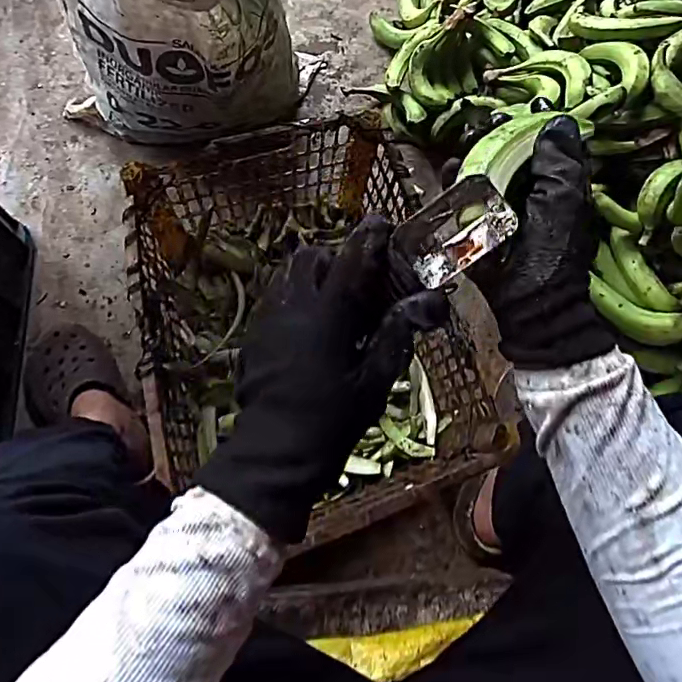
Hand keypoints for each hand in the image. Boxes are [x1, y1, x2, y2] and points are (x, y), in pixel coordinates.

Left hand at [195, 214, 447, 543]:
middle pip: (311, 257)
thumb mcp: (373, 381)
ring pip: (287, 275)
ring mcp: (267, 321)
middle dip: (336, 255)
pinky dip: (295, 295)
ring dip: (313, 273)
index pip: (349, 260)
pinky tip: (310, 324)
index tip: (383, 223)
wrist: (271, 458)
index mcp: (325, 316)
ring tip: (334, 296)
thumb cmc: (329, 423)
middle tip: (359, 275)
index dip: (368, 237)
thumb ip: (396, 334)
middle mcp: (292, 308)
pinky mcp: (253, 336)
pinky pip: (274, 298)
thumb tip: (428, 300)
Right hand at [471, 117, 614, 368]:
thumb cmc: (553, 252)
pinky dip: (455, 181)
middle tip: (488, 122)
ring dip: (473, 152)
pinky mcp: (476, 226)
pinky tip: (449, 170)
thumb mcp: (563, 200)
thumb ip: (561, 161)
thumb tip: (559, 120)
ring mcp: (502, 210)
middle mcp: (529, 193)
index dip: (530, 125)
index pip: (542, 145)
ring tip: (466, 140)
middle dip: (497, 134)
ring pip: (484, 170)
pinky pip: (463, 196)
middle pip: (509, 153)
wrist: (531, 307)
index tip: (521, 107)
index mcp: (556, 186)